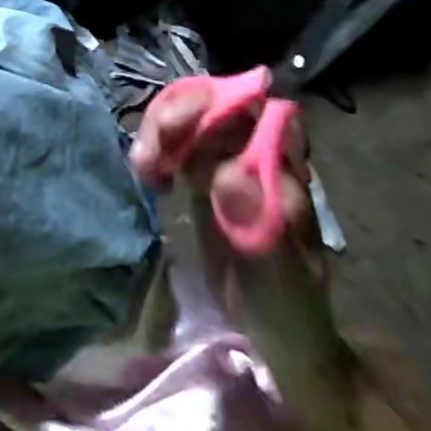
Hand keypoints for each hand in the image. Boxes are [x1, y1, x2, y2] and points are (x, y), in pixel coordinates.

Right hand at [131, 76, 363, 430]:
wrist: (275, 330)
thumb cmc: (287, 303)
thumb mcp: (280, 273)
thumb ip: (259, 226)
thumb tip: (230, 173)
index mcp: (284, 162)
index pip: (254, 106)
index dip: (218, 103)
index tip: (182, 128)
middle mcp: (254, 146)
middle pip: (214, 100)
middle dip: (178, 112)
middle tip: (150, 151)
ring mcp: (224, 155)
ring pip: (188, 113)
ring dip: (159, 128)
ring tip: (143, 167)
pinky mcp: (199, 171)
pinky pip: (172, 140)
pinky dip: (153, 147)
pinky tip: (147, 176)